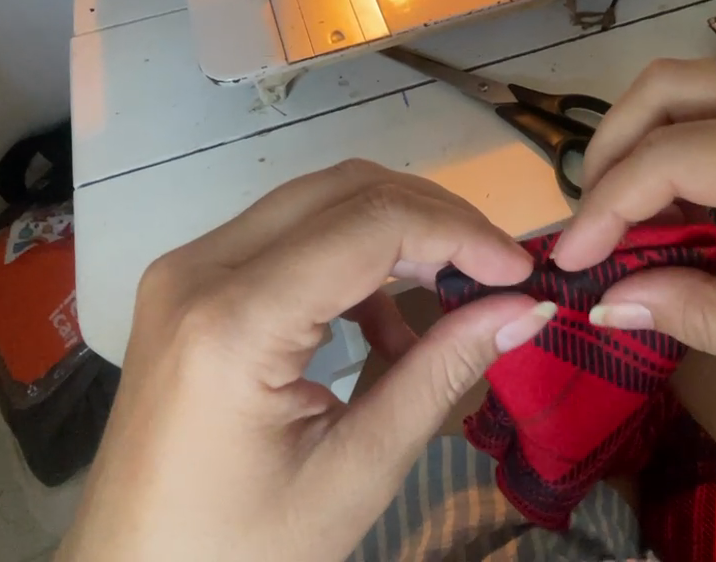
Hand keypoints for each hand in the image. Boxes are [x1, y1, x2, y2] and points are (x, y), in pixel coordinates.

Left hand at [59, 160, 554, 561]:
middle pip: (347, 190)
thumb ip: (442, 373)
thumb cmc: (239, 551)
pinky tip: (384, 318)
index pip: (371, 224)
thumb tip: (526, 309)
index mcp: (234, 321)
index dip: (459, 233)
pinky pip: (293, 230)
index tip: (519, 270)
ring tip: (450, 286)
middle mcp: (202, 266)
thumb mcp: (356, 472)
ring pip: (321, 198)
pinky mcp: (194, 276)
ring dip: (397, 228)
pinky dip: (354, 253)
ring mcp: (190, 264)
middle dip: (435, 217)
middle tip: (493, 270)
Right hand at [551, 59, 715, 439]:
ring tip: (618, 215)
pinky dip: (681, 142)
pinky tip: (673, 200)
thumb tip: (606, 300)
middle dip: (613, 147)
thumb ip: (710, 317)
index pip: (681, 153)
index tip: (573, 264)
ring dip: (643, 138)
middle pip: (675, 86)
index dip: (611, 203)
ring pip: (698, 85)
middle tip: (589, 226)